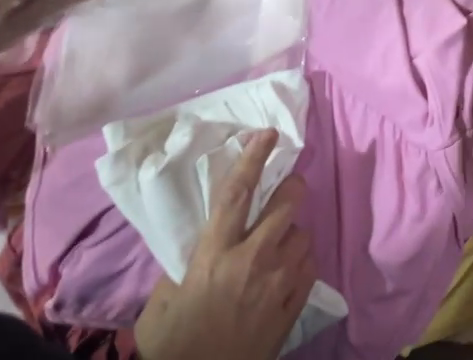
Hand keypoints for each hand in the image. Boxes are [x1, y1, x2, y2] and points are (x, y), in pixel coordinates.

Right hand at [136, 130, 317, 359]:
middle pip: (289, 202)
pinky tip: (280, 278)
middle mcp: (253, 259)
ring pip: (302, 233)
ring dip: (290, 236)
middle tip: (285, 191)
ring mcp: (281, 277)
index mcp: (214, 257)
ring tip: (271, 255)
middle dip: (291, 189)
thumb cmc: (174, 344)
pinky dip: (297, 265)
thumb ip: (185, 264)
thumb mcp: (163, 303)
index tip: (267, 134)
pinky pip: (309, 264)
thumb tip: (205, 238)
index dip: (252, 160)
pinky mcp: (299, 296)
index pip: (235, 197)